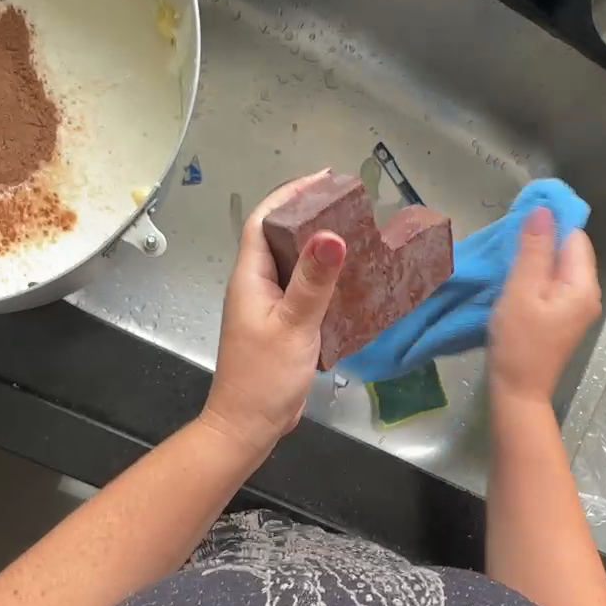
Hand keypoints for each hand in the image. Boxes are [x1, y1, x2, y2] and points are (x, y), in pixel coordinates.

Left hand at [201, 171, 345, 458]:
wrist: (249, 425)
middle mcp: (257, 286)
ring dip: (320, 249)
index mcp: (250, 278)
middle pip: (281, 237)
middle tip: (350, 204)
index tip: (325, 180)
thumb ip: (313, 281)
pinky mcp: (283, 328)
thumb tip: (333, 235)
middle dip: (311, 215)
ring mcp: (270, 308)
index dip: (292, 194)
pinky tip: (351, 283)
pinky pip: (305, 293)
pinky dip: (326, 281)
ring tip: (357, 236)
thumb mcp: (293, 325)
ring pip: (295, 266)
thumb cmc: (263, 377)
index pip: (265, 220)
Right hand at [487, 208, 600, 406]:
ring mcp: (575, 310)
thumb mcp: (522, 291)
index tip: (518, 227)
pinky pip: (551, 288)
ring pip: (556, 271)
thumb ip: (533, 250)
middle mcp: (587, 295)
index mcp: (583, 285)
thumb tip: (543, 211)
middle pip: (567, 253)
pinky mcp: (561, 320)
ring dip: (533, 264)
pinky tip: (513, 287)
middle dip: (539, 245)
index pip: (573, 237)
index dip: (548, 227)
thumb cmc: (519, 343)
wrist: (517, 392)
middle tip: (507, 250)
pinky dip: (533, 282)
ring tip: (507, 267)